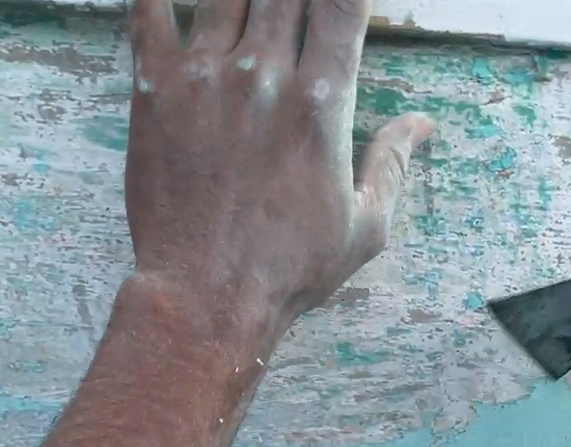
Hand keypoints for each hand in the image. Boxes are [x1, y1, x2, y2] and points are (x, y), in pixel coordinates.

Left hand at [125, 0, 433, 334]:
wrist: (210, 293)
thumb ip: (391, 165)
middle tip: (303, 11)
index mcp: (321, 106)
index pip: (342, 7)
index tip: (349, 4)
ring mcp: (203, 73)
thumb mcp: (365, 229)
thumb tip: (421, 124)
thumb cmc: (294, 268)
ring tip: (258, 9)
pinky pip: (149, 7)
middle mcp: (264, 74)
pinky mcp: (153, 86)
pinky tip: (180, 0)